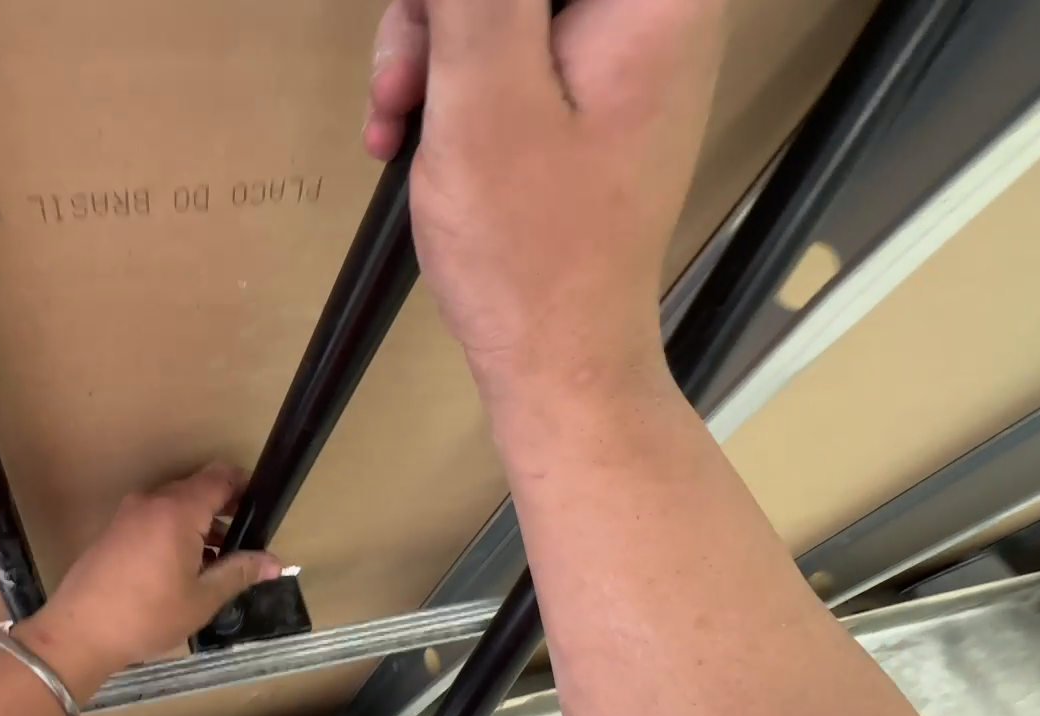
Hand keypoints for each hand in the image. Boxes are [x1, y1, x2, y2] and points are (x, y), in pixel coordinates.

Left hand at [14, 464, 283, 696]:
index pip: (220, 477)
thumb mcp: (202, 598)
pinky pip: (154, 518)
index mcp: (178, 511)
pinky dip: (174, 532)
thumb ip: (240, 572)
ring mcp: (128, 514)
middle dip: (224, 510)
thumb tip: (274, 562)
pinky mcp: (114, 531)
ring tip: (215, 563)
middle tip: (243, 543)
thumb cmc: (146, 616)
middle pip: (197, 489)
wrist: (79, 633)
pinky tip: (181, 568)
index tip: (261, 508)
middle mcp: (152, 502)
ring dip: (199, 524)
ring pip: (175, 505)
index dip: (245, 486)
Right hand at [366, 0, 724, 388]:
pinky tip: (409, 138)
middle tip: (394, 93)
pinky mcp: (583, 111)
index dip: (454, 0)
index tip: (421, 35)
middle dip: (435, 21)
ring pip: (498, 17)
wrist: (555, 356)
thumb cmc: (526, 246)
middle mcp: (648, 14)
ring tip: (391, 129)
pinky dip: (450, 96)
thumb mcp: (482, 101)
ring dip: (428, 62)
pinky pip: (505, 66)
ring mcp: (614, 66)